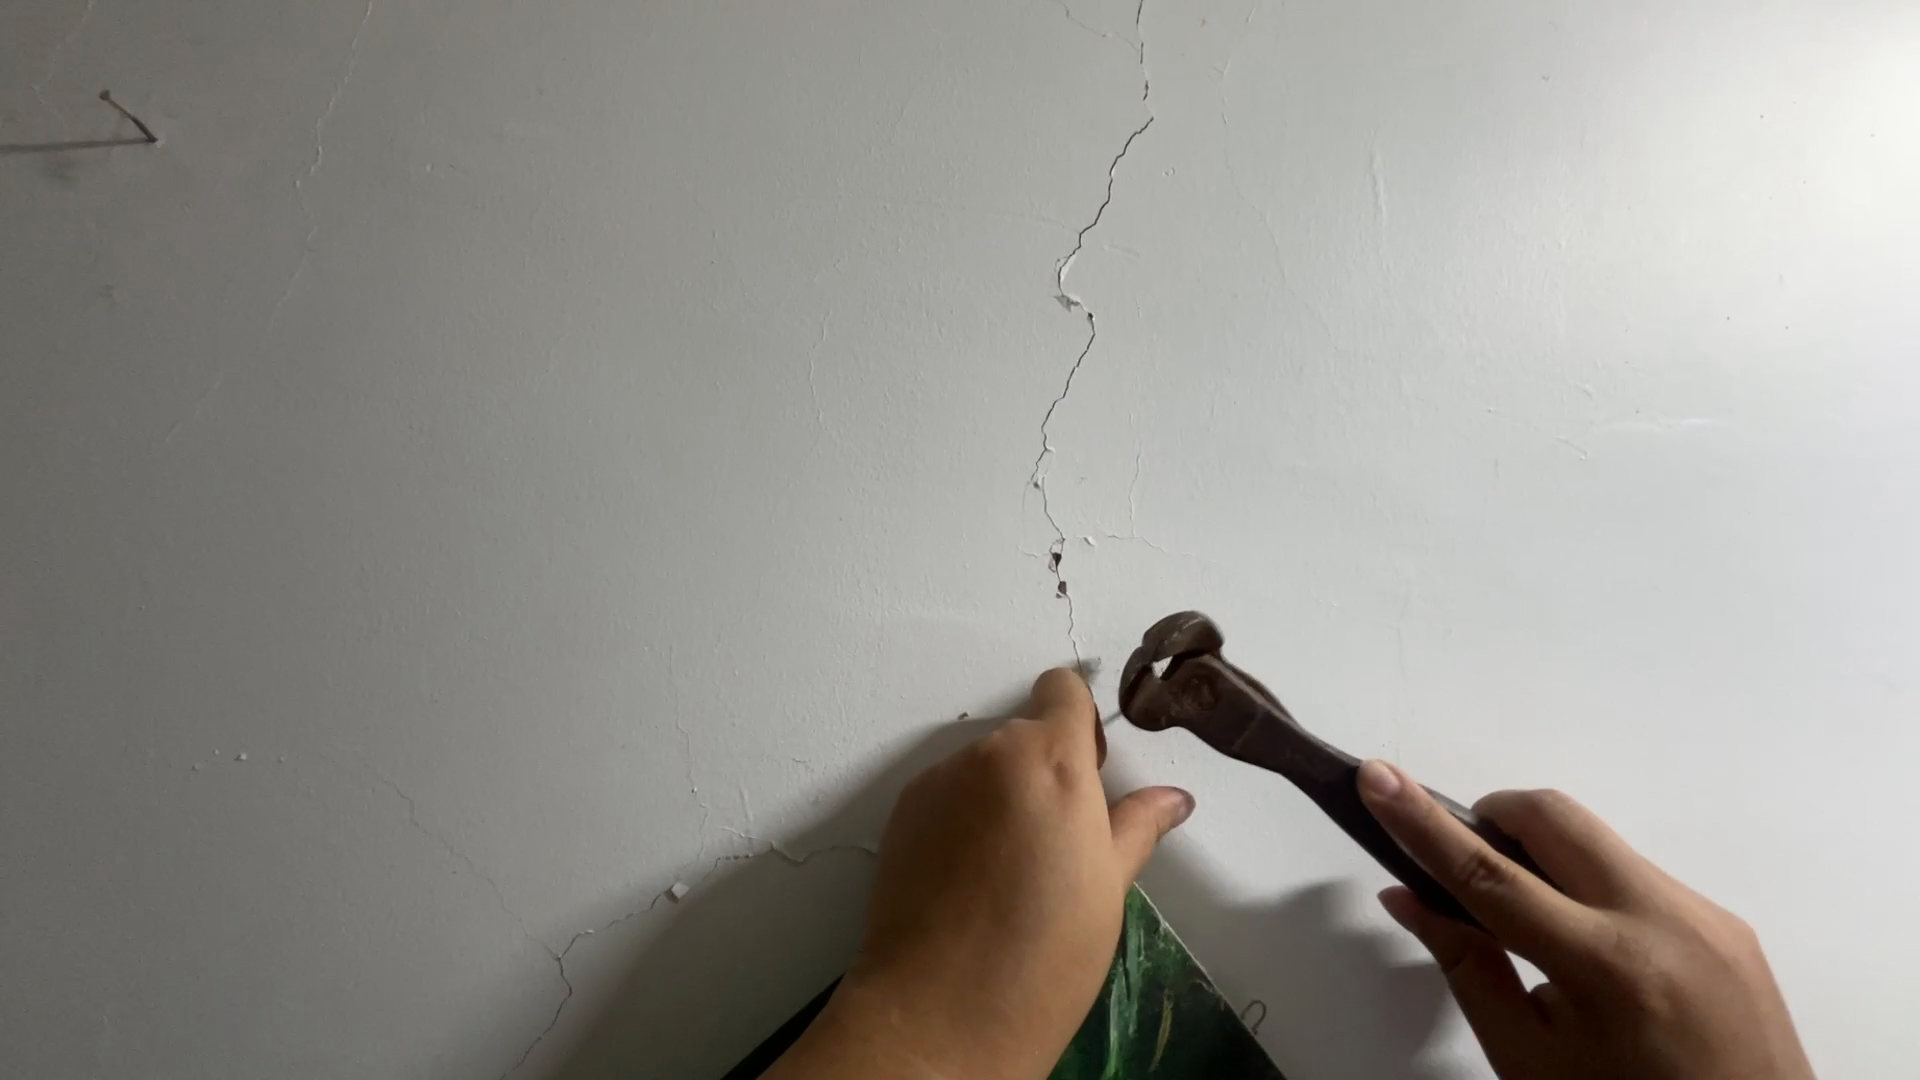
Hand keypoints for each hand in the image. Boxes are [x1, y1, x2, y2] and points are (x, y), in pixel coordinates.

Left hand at [767, 669, 1194, 1079]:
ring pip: (985, 763)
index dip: (1079, 719)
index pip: (1062, 688)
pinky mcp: (905, 805)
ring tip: (1009, 866)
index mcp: (1052, 760)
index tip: (1087, 766)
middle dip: (1046, 767)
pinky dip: (964, 811)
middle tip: (1056, 838)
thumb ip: (1137, 825)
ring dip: (1002, 790)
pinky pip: (948, 789)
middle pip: (1025, 733)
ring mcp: (941, 776)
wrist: (940, 1013)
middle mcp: (991, 752)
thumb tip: (1173, 798)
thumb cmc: (1045, 954)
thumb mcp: (1108, 889)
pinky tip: (970, 873)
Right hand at [1357, 760, 1813, 1079]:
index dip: (1421, 821)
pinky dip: (1581, 877)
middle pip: (1550, 817)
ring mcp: (1707, 917)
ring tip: (1532, 915)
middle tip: (1466, 862)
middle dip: (1490, 816)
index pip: (1488, 873)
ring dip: (1537, 850)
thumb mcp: (1526, 1058)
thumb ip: (1463, 964)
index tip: (1374, 774)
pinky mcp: (1727, 921)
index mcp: (1610, 971)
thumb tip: (1404, 894)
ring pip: (1590, 834)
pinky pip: (1627, 865)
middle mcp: (1668, 924)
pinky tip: (1585, 936)